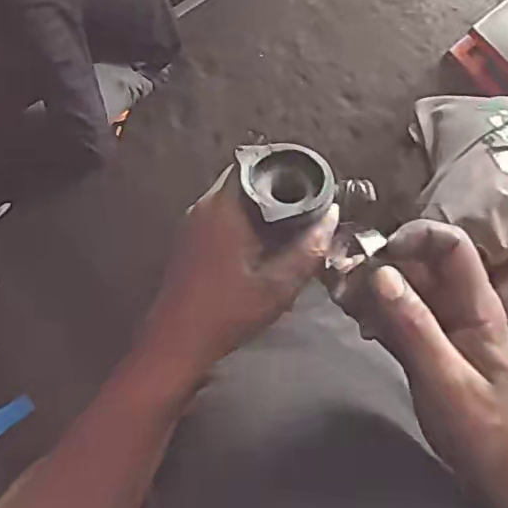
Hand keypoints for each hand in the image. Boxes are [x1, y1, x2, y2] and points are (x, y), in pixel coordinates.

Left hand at [142, 172, 337, 374]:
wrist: (176, 342)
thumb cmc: (227, 312)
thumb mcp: (279, 286)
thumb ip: (308, 249)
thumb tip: (332, 215)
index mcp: (224, 207)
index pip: (253, 165)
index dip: (283, 169)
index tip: (308, 183)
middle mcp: (204, 206)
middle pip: (243, 179)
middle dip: (274, 189)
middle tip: (304, 207)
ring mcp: (192, 221)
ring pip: (232, 198)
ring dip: (258, 206)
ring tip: (288, 224)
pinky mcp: (188, 238)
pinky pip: (220, 214)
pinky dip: (243, 219)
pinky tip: (261, 242)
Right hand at [353, 220, 507, 500]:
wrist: (491, 471)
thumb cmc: (480, 428)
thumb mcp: (446, 379)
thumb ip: (414, 326)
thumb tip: (381, 275)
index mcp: (477, 304)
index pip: (451, 245)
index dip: (415, 236)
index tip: (378, 253)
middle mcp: (457, 303)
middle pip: (417, 259)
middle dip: (380, 261)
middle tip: (345, 279)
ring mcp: (438, 319)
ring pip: (400, 282)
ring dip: (369, 285)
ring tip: (344, 301)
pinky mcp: (420, 336)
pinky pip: (392, 307)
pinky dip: (371, 308)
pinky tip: (358, 323)